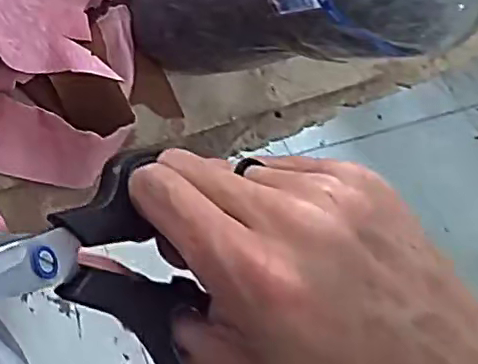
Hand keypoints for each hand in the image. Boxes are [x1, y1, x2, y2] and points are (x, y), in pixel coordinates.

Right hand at [130, 150, 477, 363]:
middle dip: (182, 195)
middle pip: (188, 162)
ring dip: (238, 199)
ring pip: (236, 166)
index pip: (159, 184)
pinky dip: (281, 194)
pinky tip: (311, 232)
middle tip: (205, 237)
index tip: (153, 222)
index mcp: (255, 271)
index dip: (144, 200)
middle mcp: (287, 215)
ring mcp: (327, 187)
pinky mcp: (356, 173)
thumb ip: (178, 315)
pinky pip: (283, 164)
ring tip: (273, 242)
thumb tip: (121, 265)